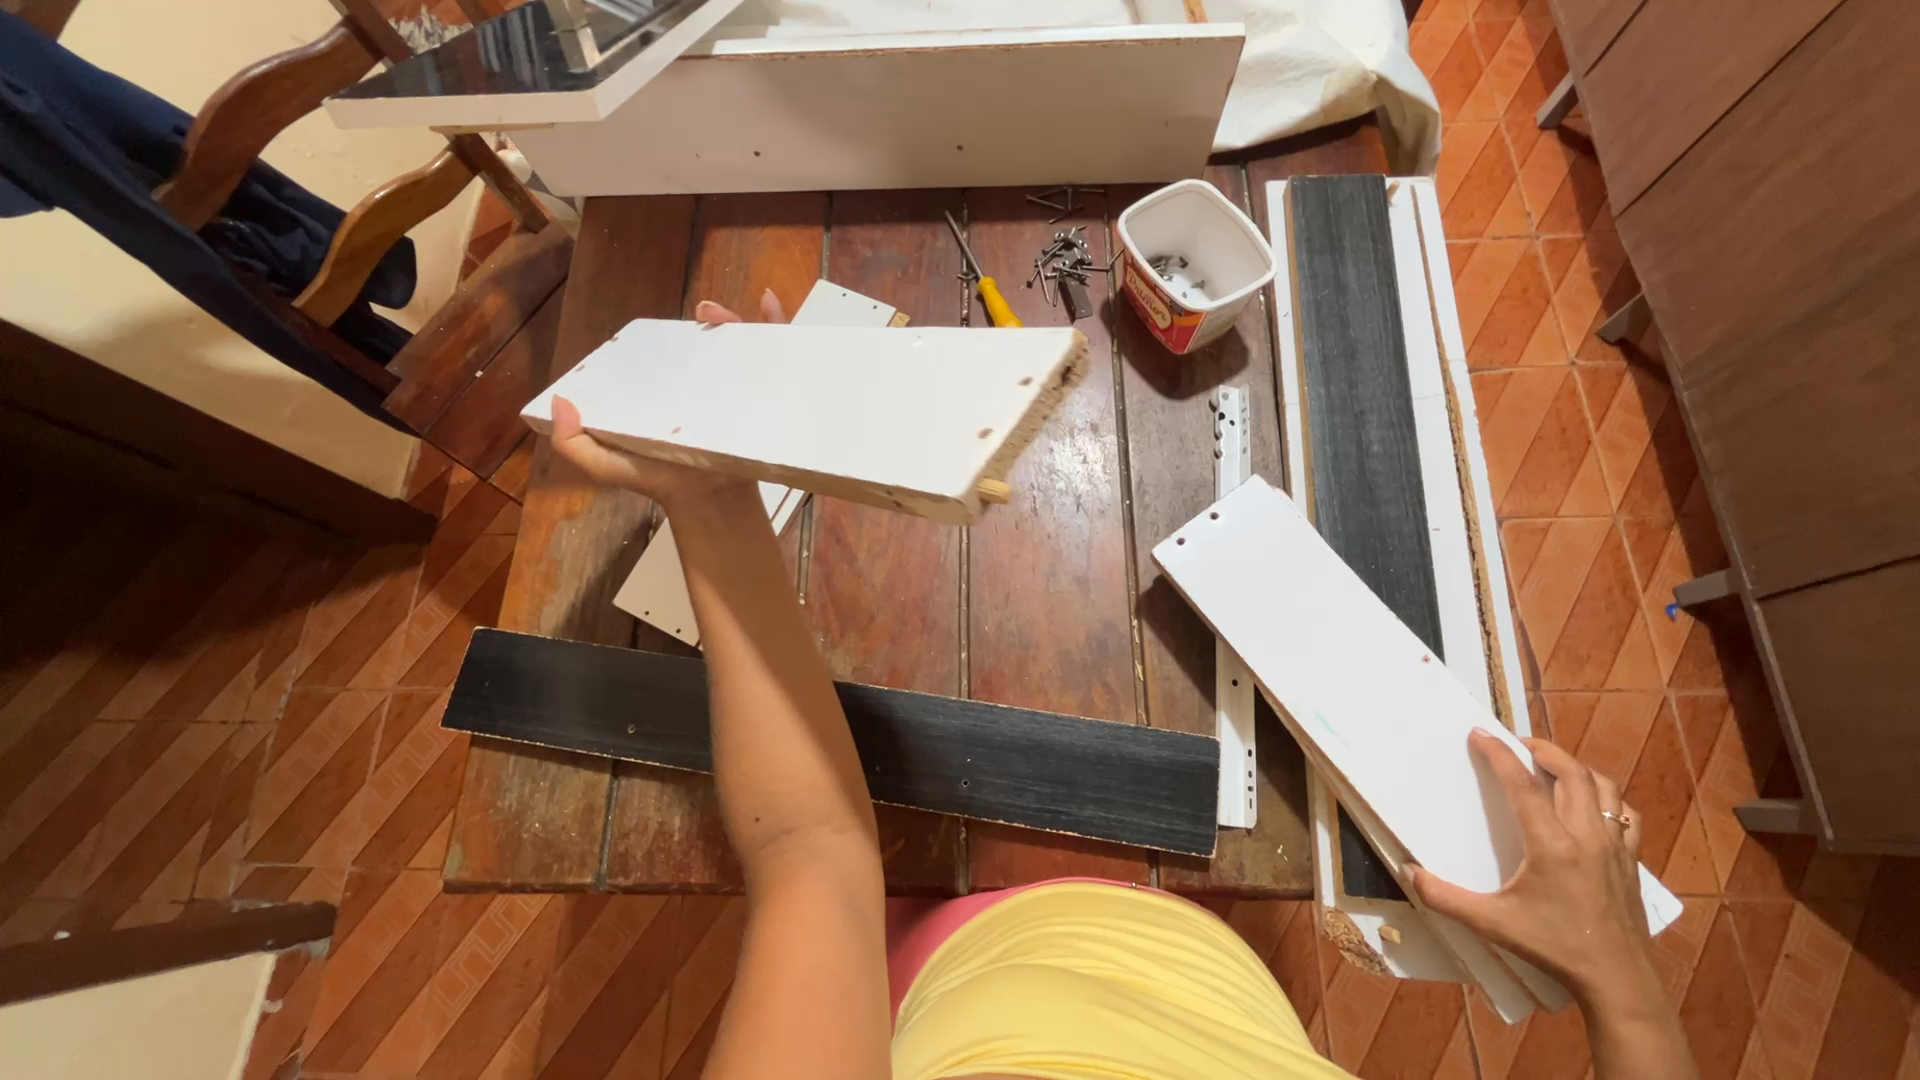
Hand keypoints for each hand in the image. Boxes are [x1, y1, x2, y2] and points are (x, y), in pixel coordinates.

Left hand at [549, 291, 787, 509]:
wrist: (708, 502)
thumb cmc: (659, 481)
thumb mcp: (606, 465)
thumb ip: (574, 441)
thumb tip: (560, 400)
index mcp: (669, 388)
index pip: (674, 347)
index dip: (673, 327)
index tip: (671, 320)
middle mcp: (705, 383)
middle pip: (715, 339)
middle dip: (717, 316)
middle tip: (708, 312)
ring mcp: (737, 390)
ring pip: (747, 345)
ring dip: (745, 319)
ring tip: (738, 312)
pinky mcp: (764, 399)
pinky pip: (777, 363)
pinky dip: (778, 328)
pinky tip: (772, 305)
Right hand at [1408, 731, 1657, 1008]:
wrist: (1619, 981)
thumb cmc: (1552, 947)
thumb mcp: (1491, 923)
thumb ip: (1444, 897)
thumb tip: (1407, 871)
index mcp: (1551, 845)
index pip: (1523, 784)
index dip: (1498, 755)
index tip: (1479, 734)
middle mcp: (1586, 836)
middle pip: (1571, 773)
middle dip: (1542, 749)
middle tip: (1515, 743)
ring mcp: (1615, 847)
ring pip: (1603, 788)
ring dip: (1575, 768)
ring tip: (1550, 765)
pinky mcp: (1632, 862)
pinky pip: (1625, 815)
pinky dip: (1607, 798)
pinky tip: (1590, 803)